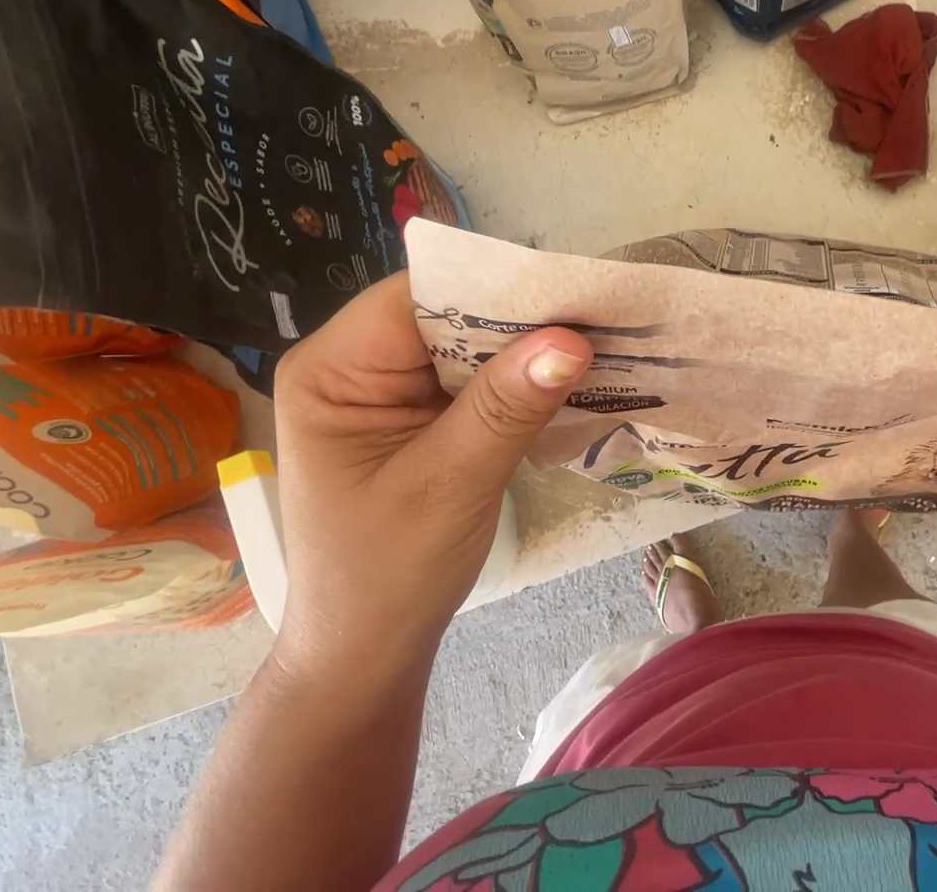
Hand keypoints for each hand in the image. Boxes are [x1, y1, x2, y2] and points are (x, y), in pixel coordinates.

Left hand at [272, 273, 591, 676]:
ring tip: (600, 342)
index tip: (573, 292)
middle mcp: (357, 367)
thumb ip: (506, 407)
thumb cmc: (388, 573)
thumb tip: (572, 338)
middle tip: (602, 316)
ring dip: (528, 350)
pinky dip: (521, 382)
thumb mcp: (450, 485)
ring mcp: (391, 393)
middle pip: (447, 314)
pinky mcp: (422, 419)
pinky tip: (570, 381)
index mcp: (334, 370)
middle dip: (520, 318)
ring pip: (469, 347)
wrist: (369, 648)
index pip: (417, 296)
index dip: (495, 287)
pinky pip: (477, 382)